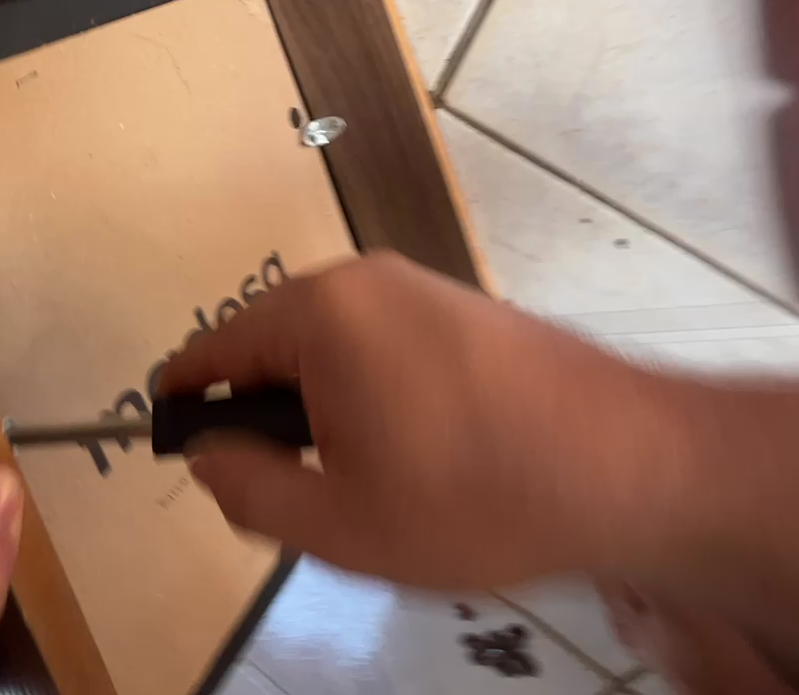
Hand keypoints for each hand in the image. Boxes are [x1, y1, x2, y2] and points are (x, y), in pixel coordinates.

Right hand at [158, 252, 677, 589]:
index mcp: (319, 313)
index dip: (185, 395)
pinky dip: (359, 384)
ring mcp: (413, 283)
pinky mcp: (453, 302)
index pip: (215, 347)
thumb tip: (204, 454)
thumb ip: (249, 488)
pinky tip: (398, 440)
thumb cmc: (474, 494)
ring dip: (314, 400)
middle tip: (273, 482)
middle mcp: (360, 278)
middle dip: (258, 408)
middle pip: (271, 341)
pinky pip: (374, 337)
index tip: (168, 433)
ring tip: (344, 472)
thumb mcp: (342, 521)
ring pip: (325, 341)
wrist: (630, 462)